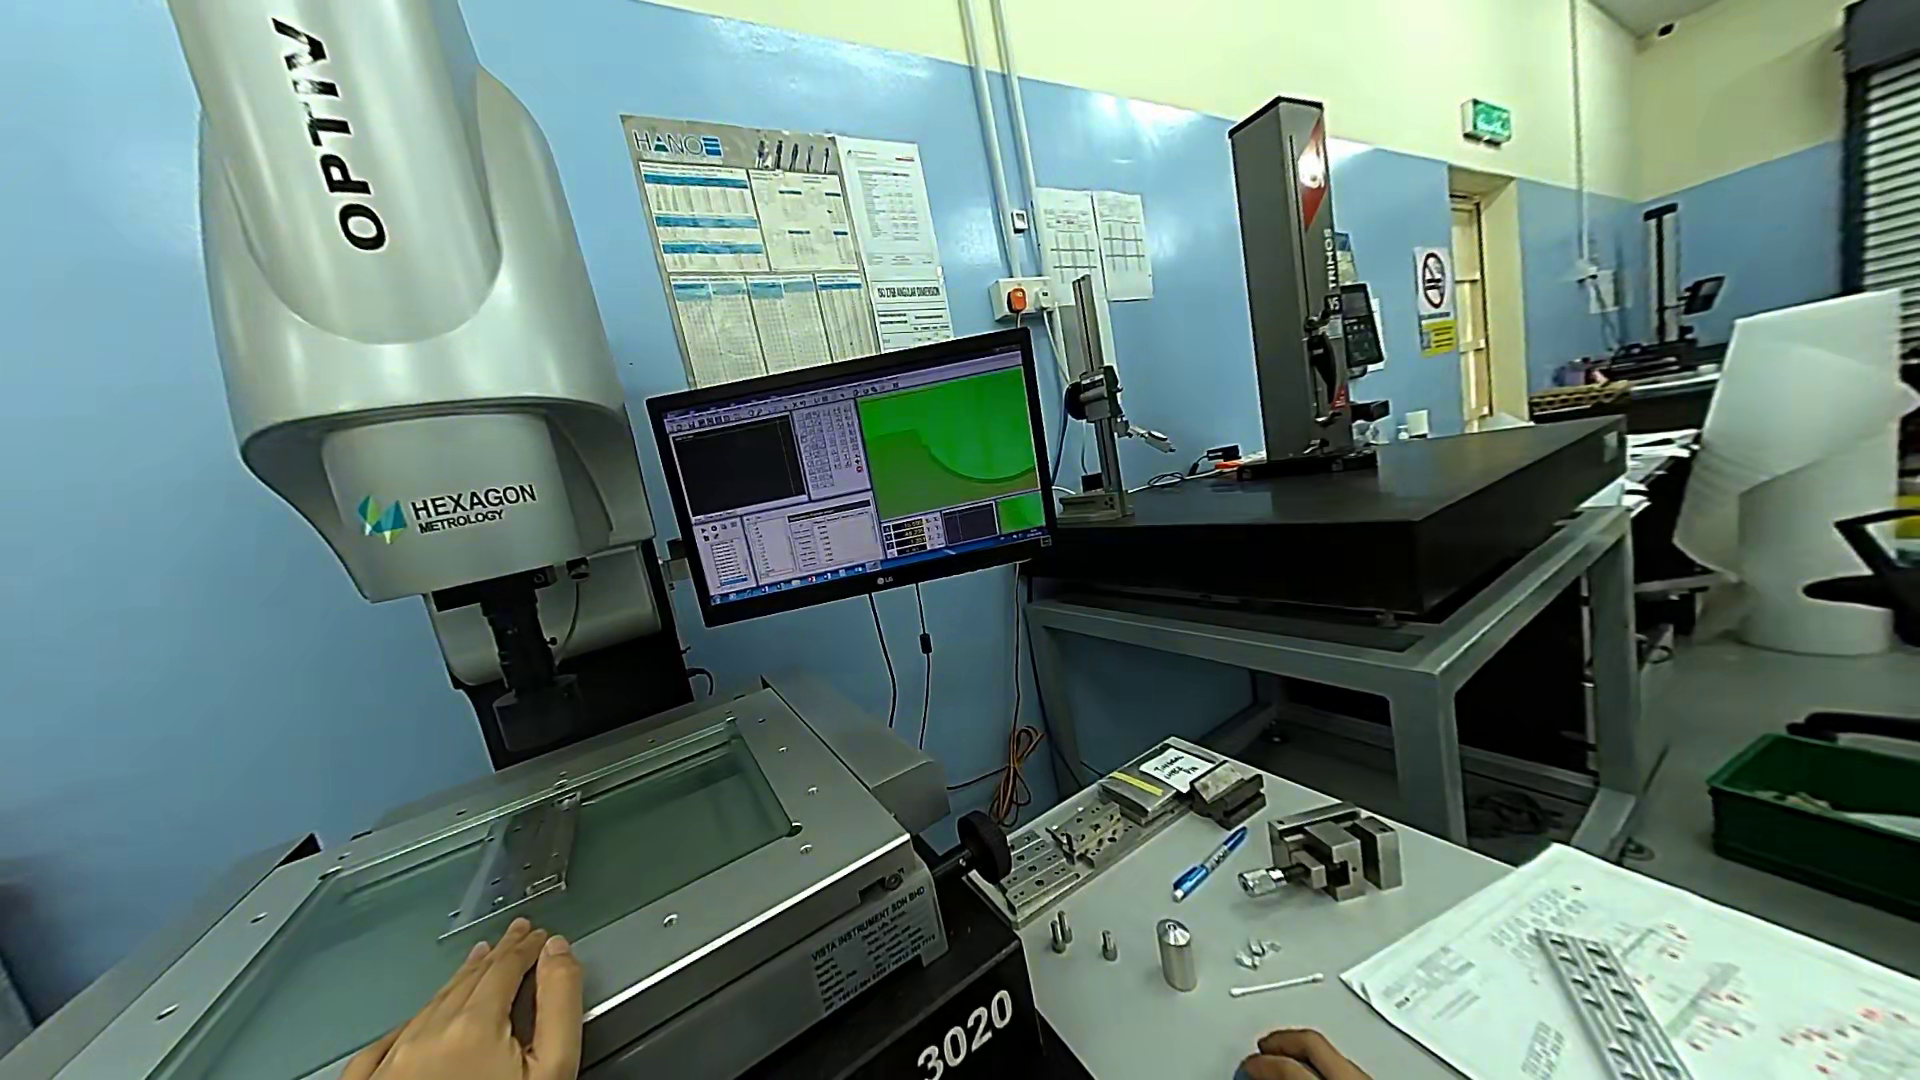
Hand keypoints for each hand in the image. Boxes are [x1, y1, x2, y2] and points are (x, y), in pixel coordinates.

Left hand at [342, 918, 583, 1079]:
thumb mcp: (552, 1068)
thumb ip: (561, 998)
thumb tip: (558, 950)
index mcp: (473, 1024)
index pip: (506, 965)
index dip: (526, 945)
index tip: (538, 935)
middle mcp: (423, 1038)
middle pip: (468, 980)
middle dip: (496, 955)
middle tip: (513, 935)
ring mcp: (384, 1070)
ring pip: (428, 1007)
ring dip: (458, 980)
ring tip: (476, 963)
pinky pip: (382, 1046)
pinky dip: (409, 1021)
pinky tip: (416, 1019)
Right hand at [1241, 1029, 1373, 1079]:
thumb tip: (1259, 1075)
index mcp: (1336, 1079)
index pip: (1288, 1065)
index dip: (1260, 1065)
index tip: (1247, 1066)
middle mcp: (1352, 1077)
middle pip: (1311, 1042)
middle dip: (1280, 1041)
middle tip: (1261, 1050)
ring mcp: (1368, 1079)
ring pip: (1331, 1051)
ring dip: (1303, 1049)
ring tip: (1285, 1057)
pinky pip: (1345, 1064)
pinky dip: (1324, 1063)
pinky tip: (1314, 1072)